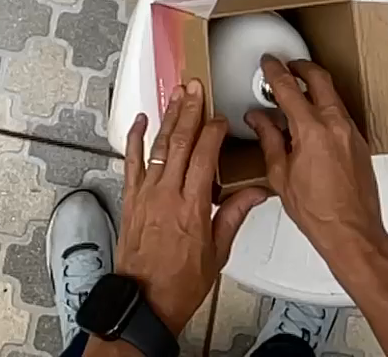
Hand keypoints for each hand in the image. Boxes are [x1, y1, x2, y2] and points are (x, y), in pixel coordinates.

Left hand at [112, 79, 269, 333]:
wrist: (144, 301)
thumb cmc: (180, 282)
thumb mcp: (218, 252)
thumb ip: (235, 215)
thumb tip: (256, 192)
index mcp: (192, 207)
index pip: (205, 156)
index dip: (213, 132)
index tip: (220, 119)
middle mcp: (167, 194)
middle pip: (181, 142)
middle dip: (190, 110)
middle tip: (196, 88)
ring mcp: (146, 193)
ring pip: (159, 146)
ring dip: (169, 117)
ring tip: (176, 94)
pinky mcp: (131, 197)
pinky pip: (132, 161)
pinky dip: (136, 138)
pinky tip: (142, 120)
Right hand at [245, 57, 387, 268]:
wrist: (352, 233)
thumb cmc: (318, 213)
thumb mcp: (280, 175)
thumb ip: (269, 139)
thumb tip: (259, 119)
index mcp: (311, 130)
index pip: (288, 87)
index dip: (274, 71)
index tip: (268, 63)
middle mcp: (335, 124)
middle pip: (318, 78)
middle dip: (301, 66)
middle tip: (287, 66)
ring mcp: (350, 132)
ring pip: (332, 94)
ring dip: (315, 86)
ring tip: (297, 92)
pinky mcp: (359, 142)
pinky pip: (340, 112)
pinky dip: (325, 106)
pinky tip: (313, 119)